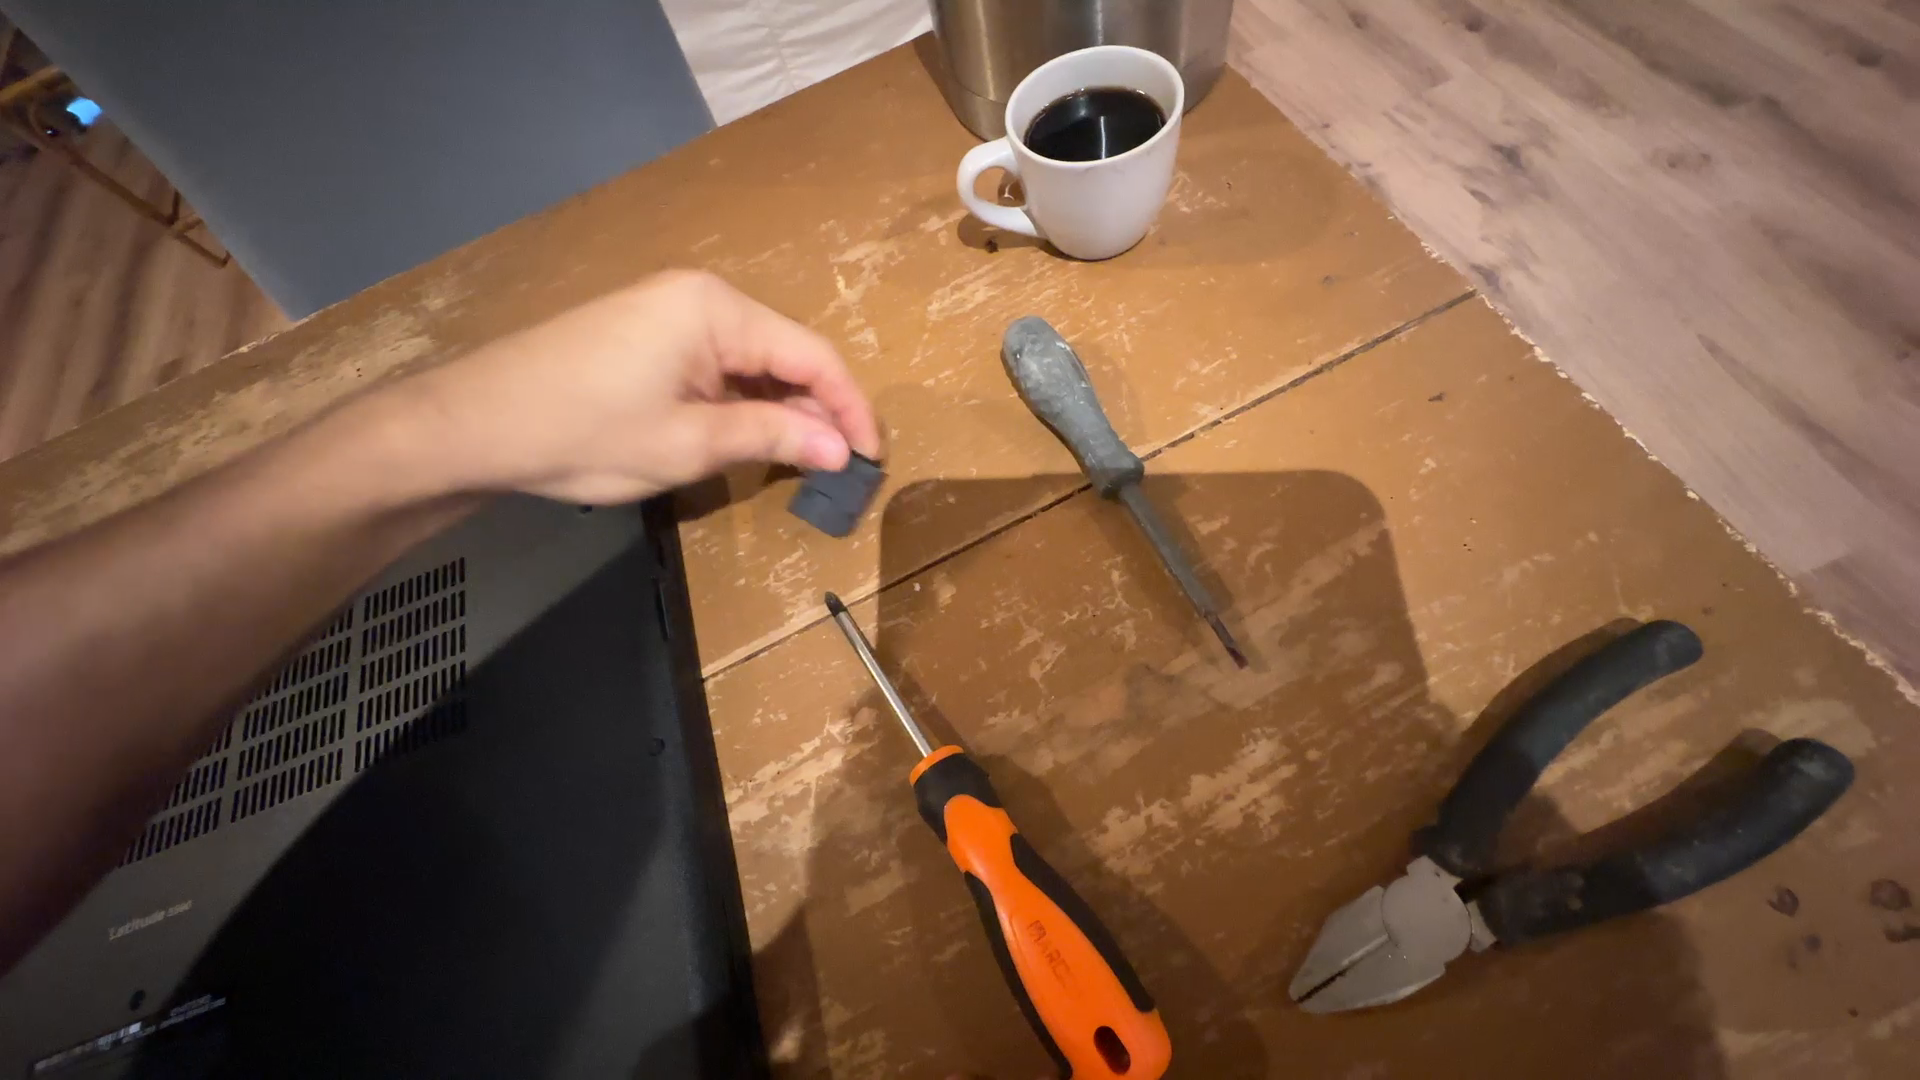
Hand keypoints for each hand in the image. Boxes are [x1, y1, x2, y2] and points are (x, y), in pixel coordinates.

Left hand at [390, 270, 880, 503]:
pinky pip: (721, 367)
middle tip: (842, 465)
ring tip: (807, 460)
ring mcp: (672, 314)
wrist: (472, 426)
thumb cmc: (585, 432)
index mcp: (716, 309)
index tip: (872, 457)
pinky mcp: (652, 336)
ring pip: (756, 362)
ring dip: (784, 409)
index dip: (850, 408)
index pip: (812, 355)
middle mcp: (701, 298)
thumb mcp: (691, 444)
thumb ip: (773, 438)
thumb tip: (842, 451)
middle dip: (820, 409)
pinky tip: (756, 437)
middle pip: (787, 353)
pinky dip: (746, 403)